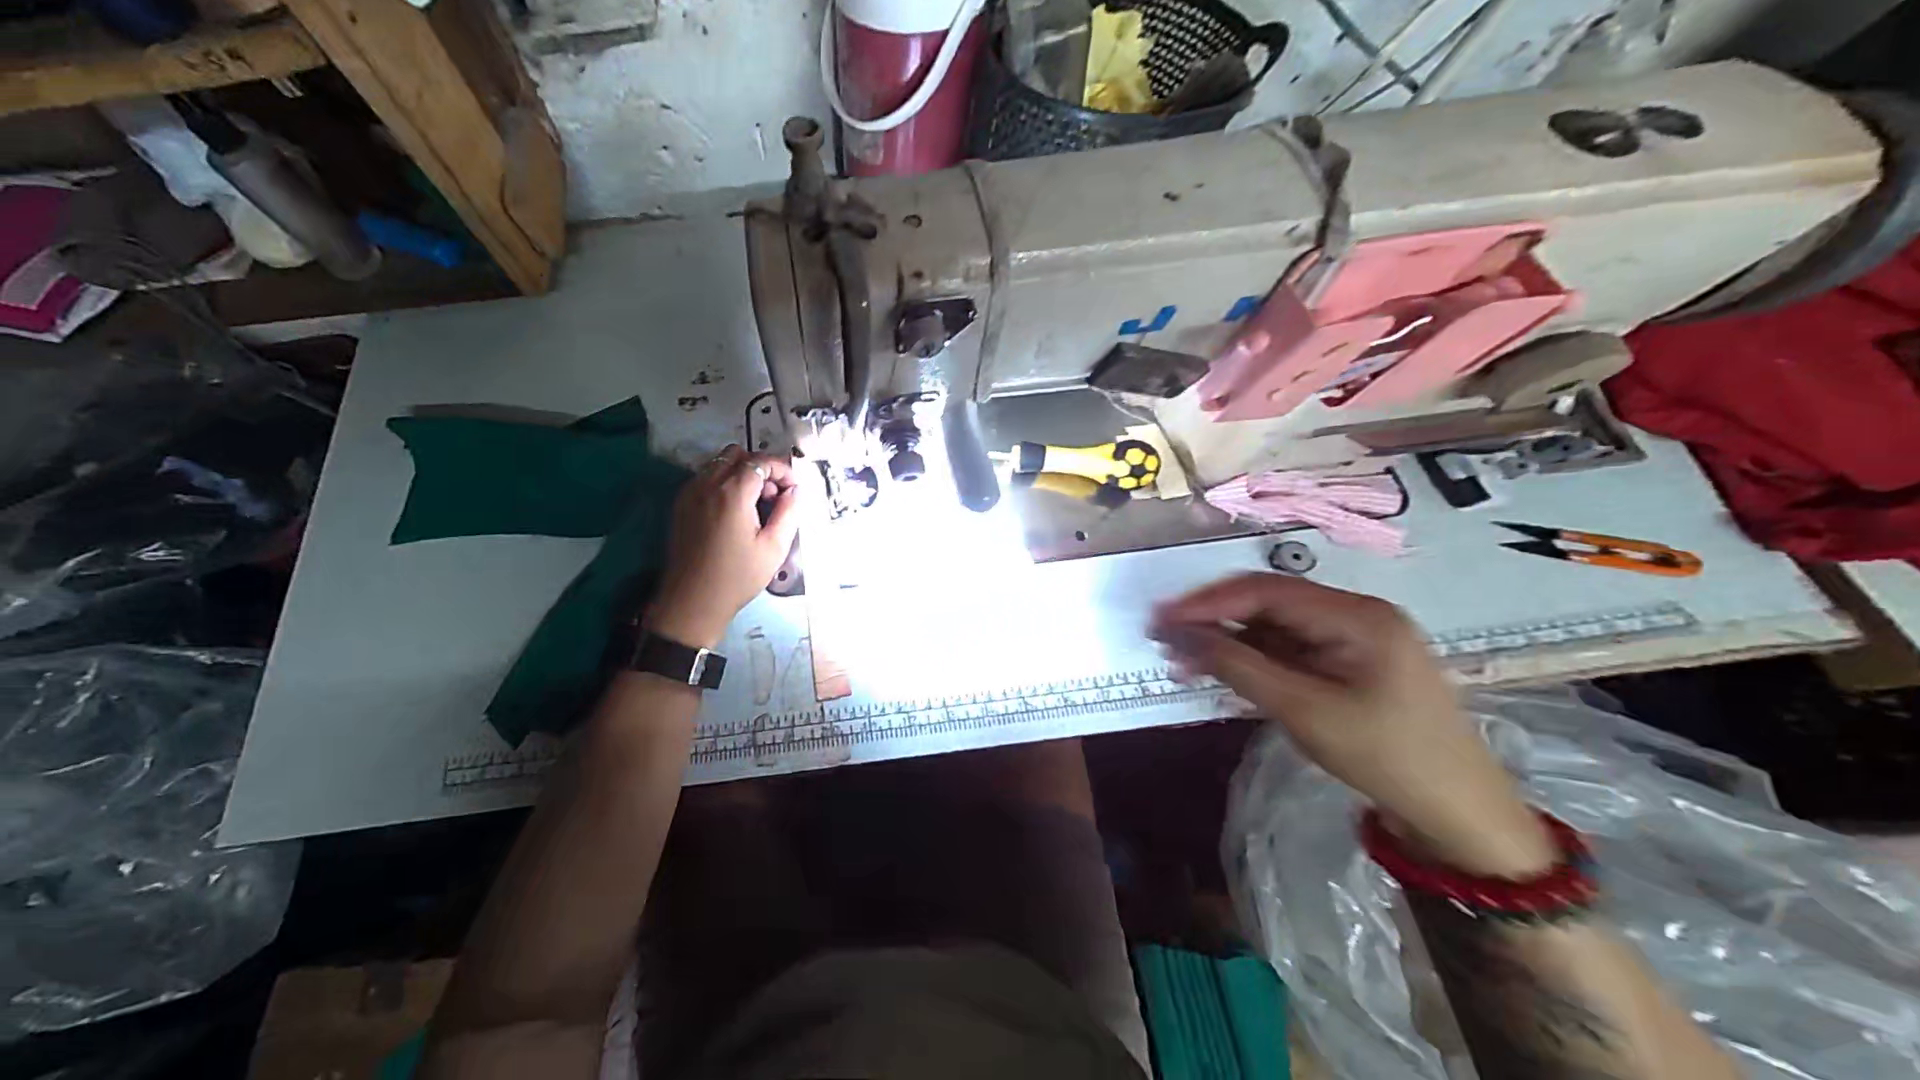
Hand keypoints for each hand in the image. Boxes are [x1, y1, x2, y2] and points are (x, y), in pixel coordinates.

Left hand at [646, 445, 800, 648]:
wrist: (692, 601)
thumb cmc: (736, 578)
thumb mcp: (773, 548)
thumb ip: (788, 512)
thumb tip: (794, 491)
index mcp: (732, 493)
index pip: (761, 461)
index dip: (783, 470)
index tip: (793, 489)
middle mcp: (707, 485)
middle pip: (738, 454)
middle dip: (760, 467)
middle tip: (773, 495)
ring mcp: (690, 493)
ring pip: (719, 463)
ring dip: (741, 473)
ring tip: (755, 503)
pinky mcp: (681, 504)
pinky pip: (705, 478)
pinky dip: (723, 482)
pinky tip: (734, 510)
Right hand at [1151, 573, 1554, 878]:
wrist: (1458, 812)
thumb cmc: (1386, 757)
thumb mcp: (1303, 711)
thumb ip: (1238, 666)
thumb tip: (1181, 635)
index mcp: (1356, 615)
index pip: (1265, 591)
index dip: (1207, 602)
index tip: (1162, 620)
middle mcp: (1356, 613)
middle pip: (1269, 603)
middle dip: (1215, 620)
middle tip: (1167, 641)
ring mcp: (1356, 637)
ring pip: (1277, 626)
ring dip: (1231, 640)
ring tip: (1185, 660)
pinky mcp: (1351, 661)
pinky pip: (1292, 648)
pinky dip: (1256, 658)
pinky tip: (1225, 671)